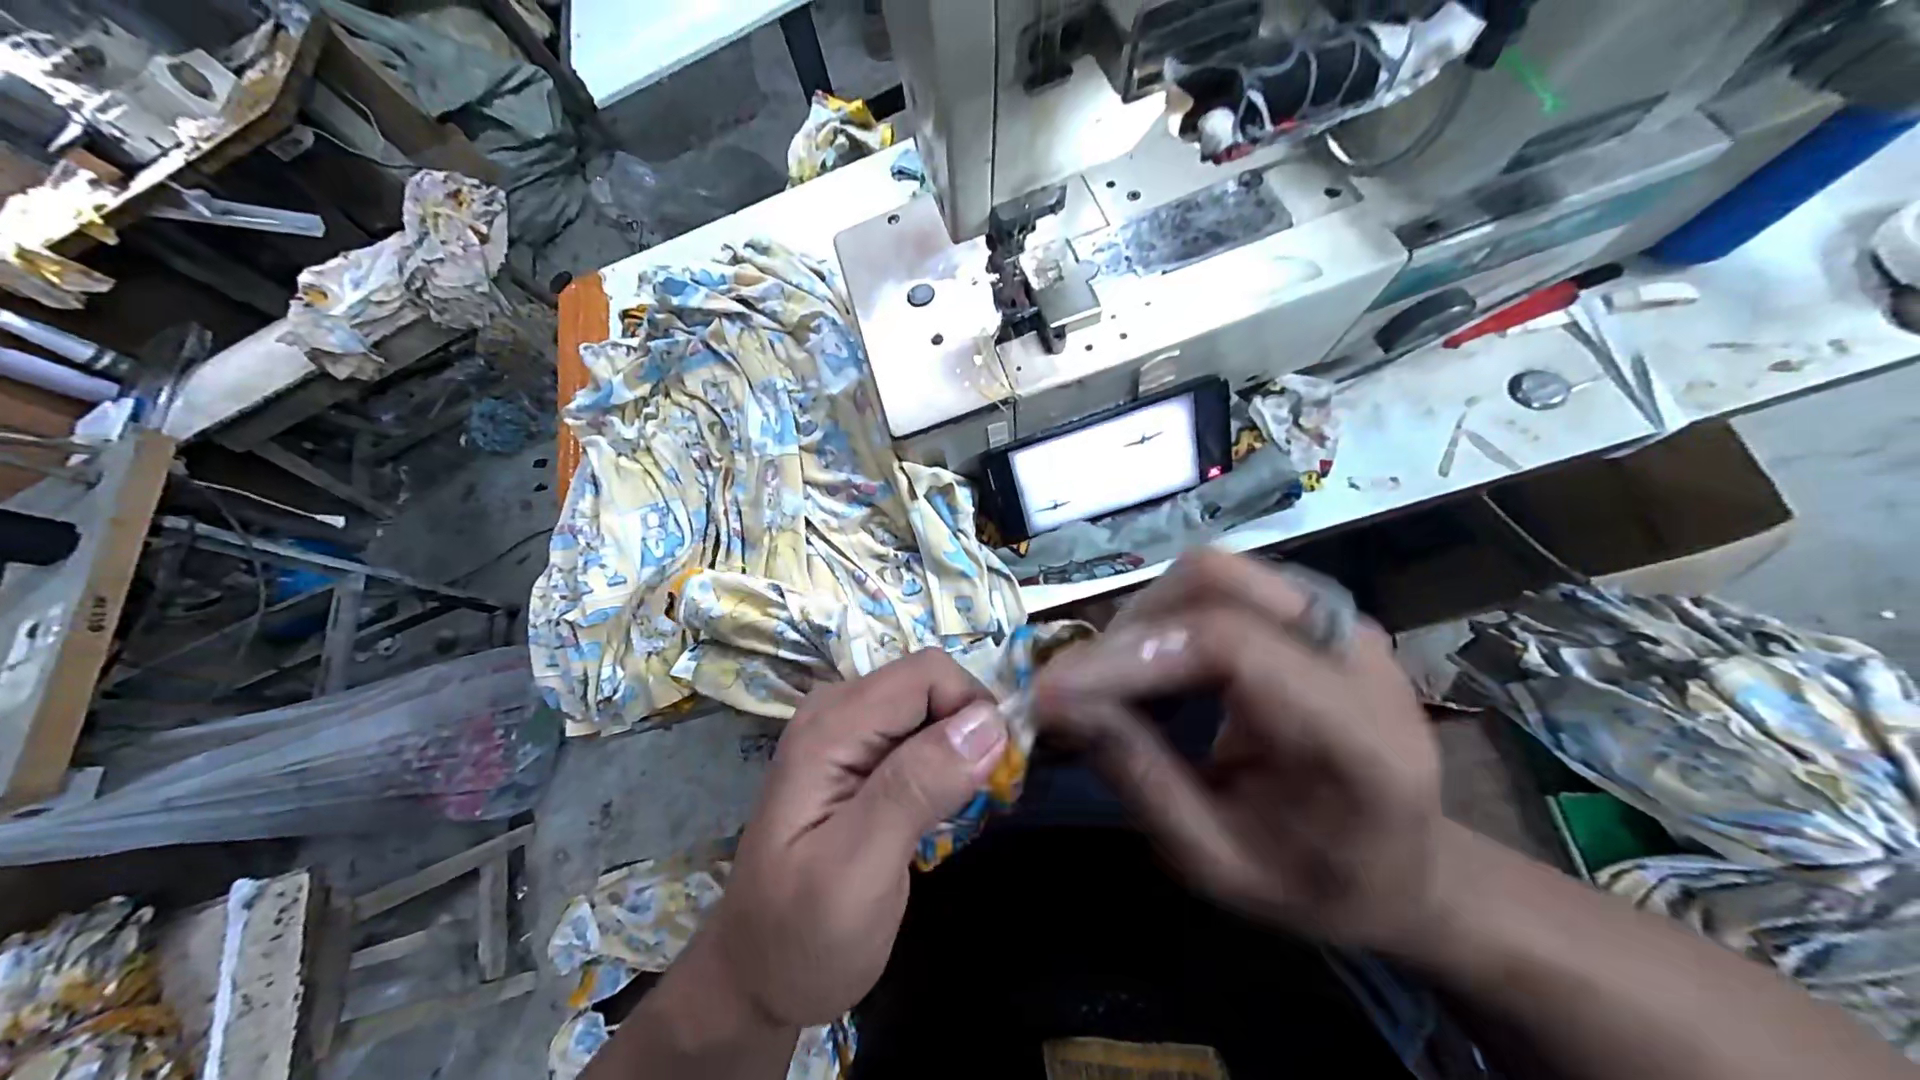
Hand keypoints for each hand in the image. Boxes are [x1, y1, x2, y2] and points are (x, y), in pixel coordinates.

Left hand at [700, 650, 1007, 1026]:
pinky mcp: (860, 759)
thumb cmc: (803, 936)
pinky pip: (920, 734)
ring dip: (962, 747)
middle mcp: (836, 714)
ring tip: (965, 807)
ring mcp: (846, 735)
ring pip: (930, 707)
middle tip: (983, 795)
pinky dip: (948, 761)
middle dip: (971, 727)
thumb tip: (988, 722)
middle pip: (930, 684)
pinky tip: (946, 806)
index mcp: (829, 728)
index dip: (971, 709)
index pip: (926, 674)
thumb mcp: (859, 870)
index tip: (994, 771)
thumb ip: (916, 787)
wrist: (758, 979)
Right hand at [1031, 550, 1442, 950]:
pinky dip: (1167, 617)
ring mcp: (1339, 620)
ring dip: (1144, 618)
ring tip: (1115, 682)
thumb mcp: (1218, 863)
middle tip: (1081, 688)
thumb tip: (1058, 704)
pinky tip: (1155, 667)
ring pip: (1212, 573)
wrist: (1405, 865)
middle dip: (1130, 628)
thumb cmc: (1315, 882)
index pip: (1231, 647)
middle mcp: (1356, 652)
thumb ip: (1140, 778)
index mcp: (1357, 735)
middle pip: (1218, 583)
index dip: (1130, 657)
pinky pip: (1222, 586)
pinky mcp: (1314, 609)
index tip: (1051, 690)